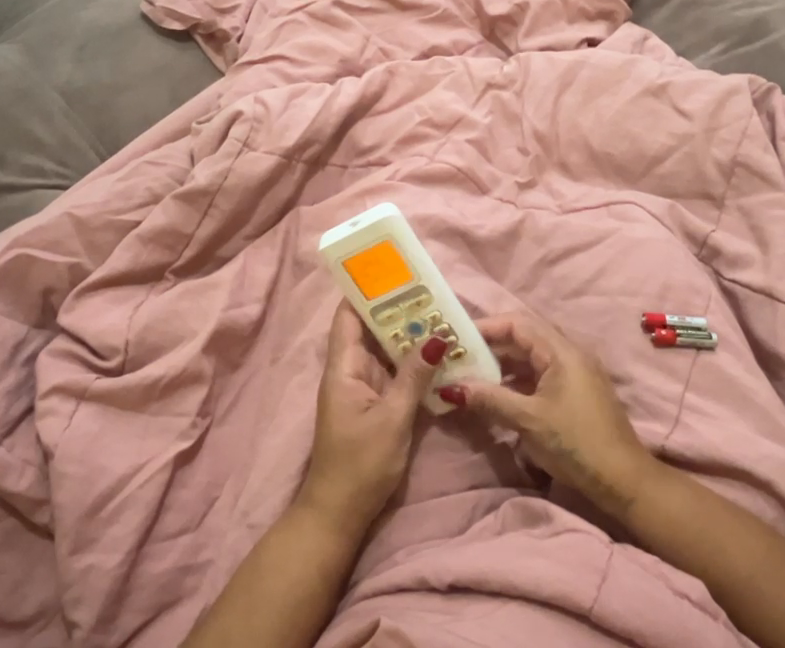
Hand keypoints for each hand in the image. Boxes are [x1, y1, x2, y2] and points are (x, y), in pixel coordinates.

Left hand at [295, 302, 446, 533]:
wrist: (341, 514)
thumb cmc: (360, 464)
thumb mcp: (392, 418)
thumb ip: (414, 376)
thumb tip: (437, 337)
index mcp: (343, 367)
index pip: (348, 316)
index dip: (365, 290)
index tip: (392, 269)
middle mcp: (350, 371)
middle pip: (371, 329)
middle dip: (398, 310)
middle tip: (432, 291)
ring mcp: (364, 389)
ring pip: (386, 351)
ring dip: (410, 336)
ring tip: (443, 315)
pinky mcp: (376, 406)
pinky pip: (394, 373)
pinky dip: (413, 362)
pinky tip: (440, 355)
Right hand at [439, 311, 658, 518]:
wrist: (622, 479)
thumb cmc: (574, 443)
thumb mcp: (527, 420)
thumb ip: (489, 399)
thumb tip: (451, 387)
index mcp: (562, 351)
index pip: (518, 323)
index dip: (486, 327)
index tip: (457, 339)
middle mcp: (570, 353)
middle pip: (525, 335)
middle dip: (491, 344)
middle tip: (459, 356)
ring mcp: (575, 372)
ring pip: (532, 355)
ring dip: (503, 362)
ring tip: (471, 374)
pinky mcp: (575, 391)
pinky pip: (540, 372)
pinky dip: (517, 378)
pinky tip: (496, 392)